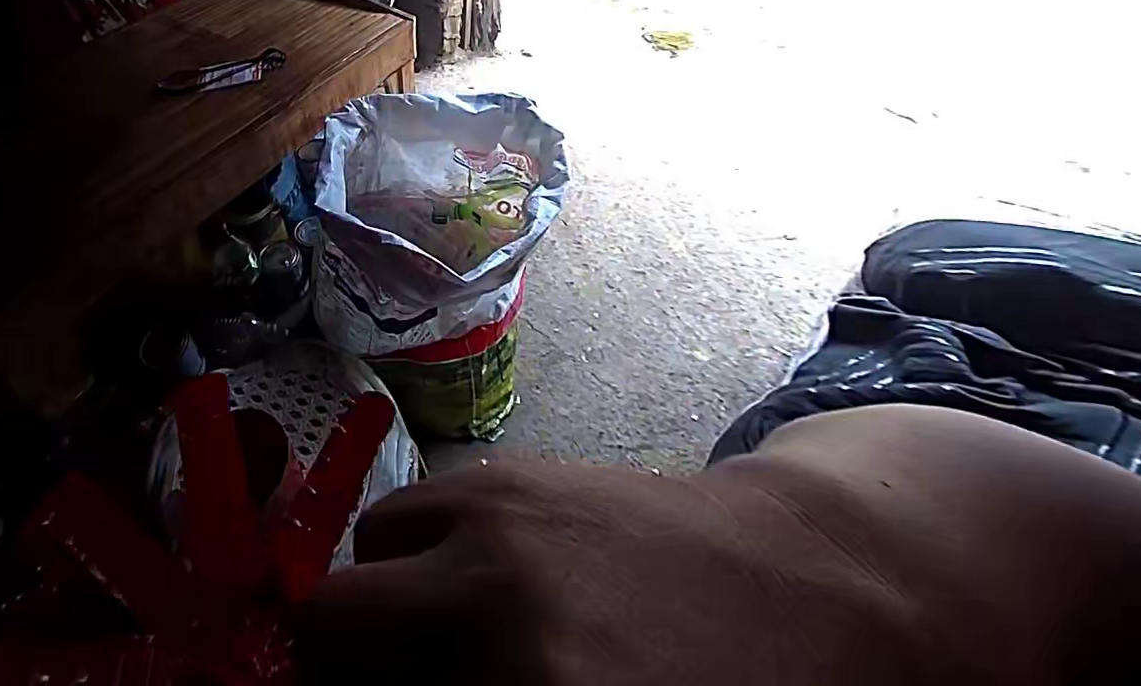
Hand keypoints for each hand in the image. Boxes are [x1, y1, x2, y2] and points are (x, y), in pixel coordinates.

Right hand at [294, 459, 940, 685]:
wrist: (811, 582)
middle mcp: (495, 620)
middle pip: (329, 643)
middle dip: (334, 683)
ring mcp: (490, 532)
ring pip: (351, 582)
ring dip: (370, 626)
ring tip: (423, 646)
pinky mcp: (499, 475)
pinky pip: (394, 522)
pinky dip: (403, 564)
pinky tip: (459, 585)